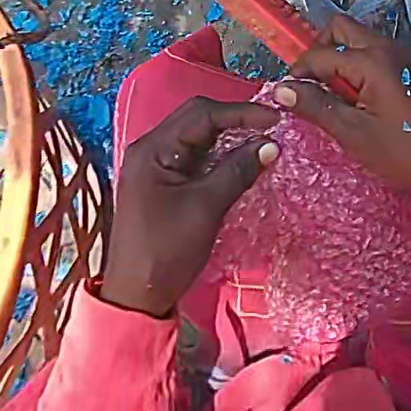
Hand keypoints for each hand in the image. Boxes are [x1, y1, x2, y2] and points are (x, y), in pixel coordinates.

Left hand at [101, 98, 279, 315]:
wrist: (135, 297)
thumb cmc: (166, 252)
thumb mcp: (205, 208)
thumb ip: (237, 171)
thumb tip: (270, 145)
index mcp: (153, 148)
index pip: (202, 114)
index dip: (241, 112)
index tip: (275, 118)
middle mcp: (151, 149)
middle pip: (197, 118)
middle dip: (235, 118)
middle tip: (270, 125)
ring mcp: (157, 165)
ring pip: (198, 136)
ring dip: (229, 135)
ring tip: (262, 139)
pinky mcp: (164, 182)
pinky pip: (196, 156)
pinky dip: (220, 154)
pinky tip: (242, 159)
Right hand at [280, 16, 410, 206]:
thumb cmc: (405, 152)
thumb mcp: (352, 132)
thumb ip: (315, 106)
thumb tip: (284, 90)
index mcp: (372, 61)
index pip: (320, 55)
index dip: (298, 74)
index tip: (288, 95)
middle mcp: (387, 49)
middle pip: (338, 29)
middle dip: (317, 53)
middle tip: (309, 85)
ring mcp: (399, 56)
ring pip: (356, 38)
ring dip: (336, 58)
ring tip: (329, 94)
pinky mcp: (406, 68)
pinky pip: (371, 52)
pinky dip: (354, 66)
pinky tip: (352, 98)